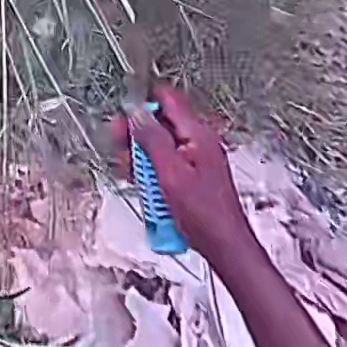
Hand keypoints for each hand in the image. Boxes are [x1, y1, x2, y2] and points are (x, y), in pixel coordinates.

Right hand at [112, 83, 250, 251]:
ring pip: (159, 145)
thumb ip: (152, 140)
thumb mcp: (170, 173)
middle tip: (121, 147)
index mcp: (197, 135)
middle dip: (137, 135)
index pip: (168, 100)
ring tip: (132, 172)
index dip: (144, 103)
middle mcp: (198, 143)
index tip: (125, 114)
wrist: (224, 246)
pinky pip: (164, 164)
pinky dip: (151, 171)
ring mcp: (195, 159)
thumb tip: (136, 114)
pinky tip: (144, 185)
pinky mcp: (190, 176)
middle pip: (160, 124)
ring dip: (141, 156)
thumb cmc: (205, 214)